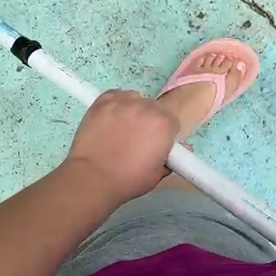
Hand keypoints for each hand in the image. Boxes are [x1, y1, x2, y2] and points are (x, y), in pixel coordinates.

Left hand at [60, 90, 179, 204]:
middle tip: (136, 139)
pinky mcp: (102, 101)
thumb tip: (183, 150)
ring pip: (133, 100)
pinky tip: (109, 120)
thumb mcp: (158, 173)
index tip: (154, 144)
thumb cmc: (129, 179)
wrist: (93, 177)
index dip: (163, 133)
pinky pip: (114, 96)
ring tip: (120, 130)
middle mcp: (146, 106)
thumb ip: (171, 158)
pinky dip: (114, 105)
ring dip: (131, 111)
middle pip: (153, 108)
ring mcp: (122, 101)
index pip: (171, 121)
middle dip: (148, 121)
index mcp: (165, 123)